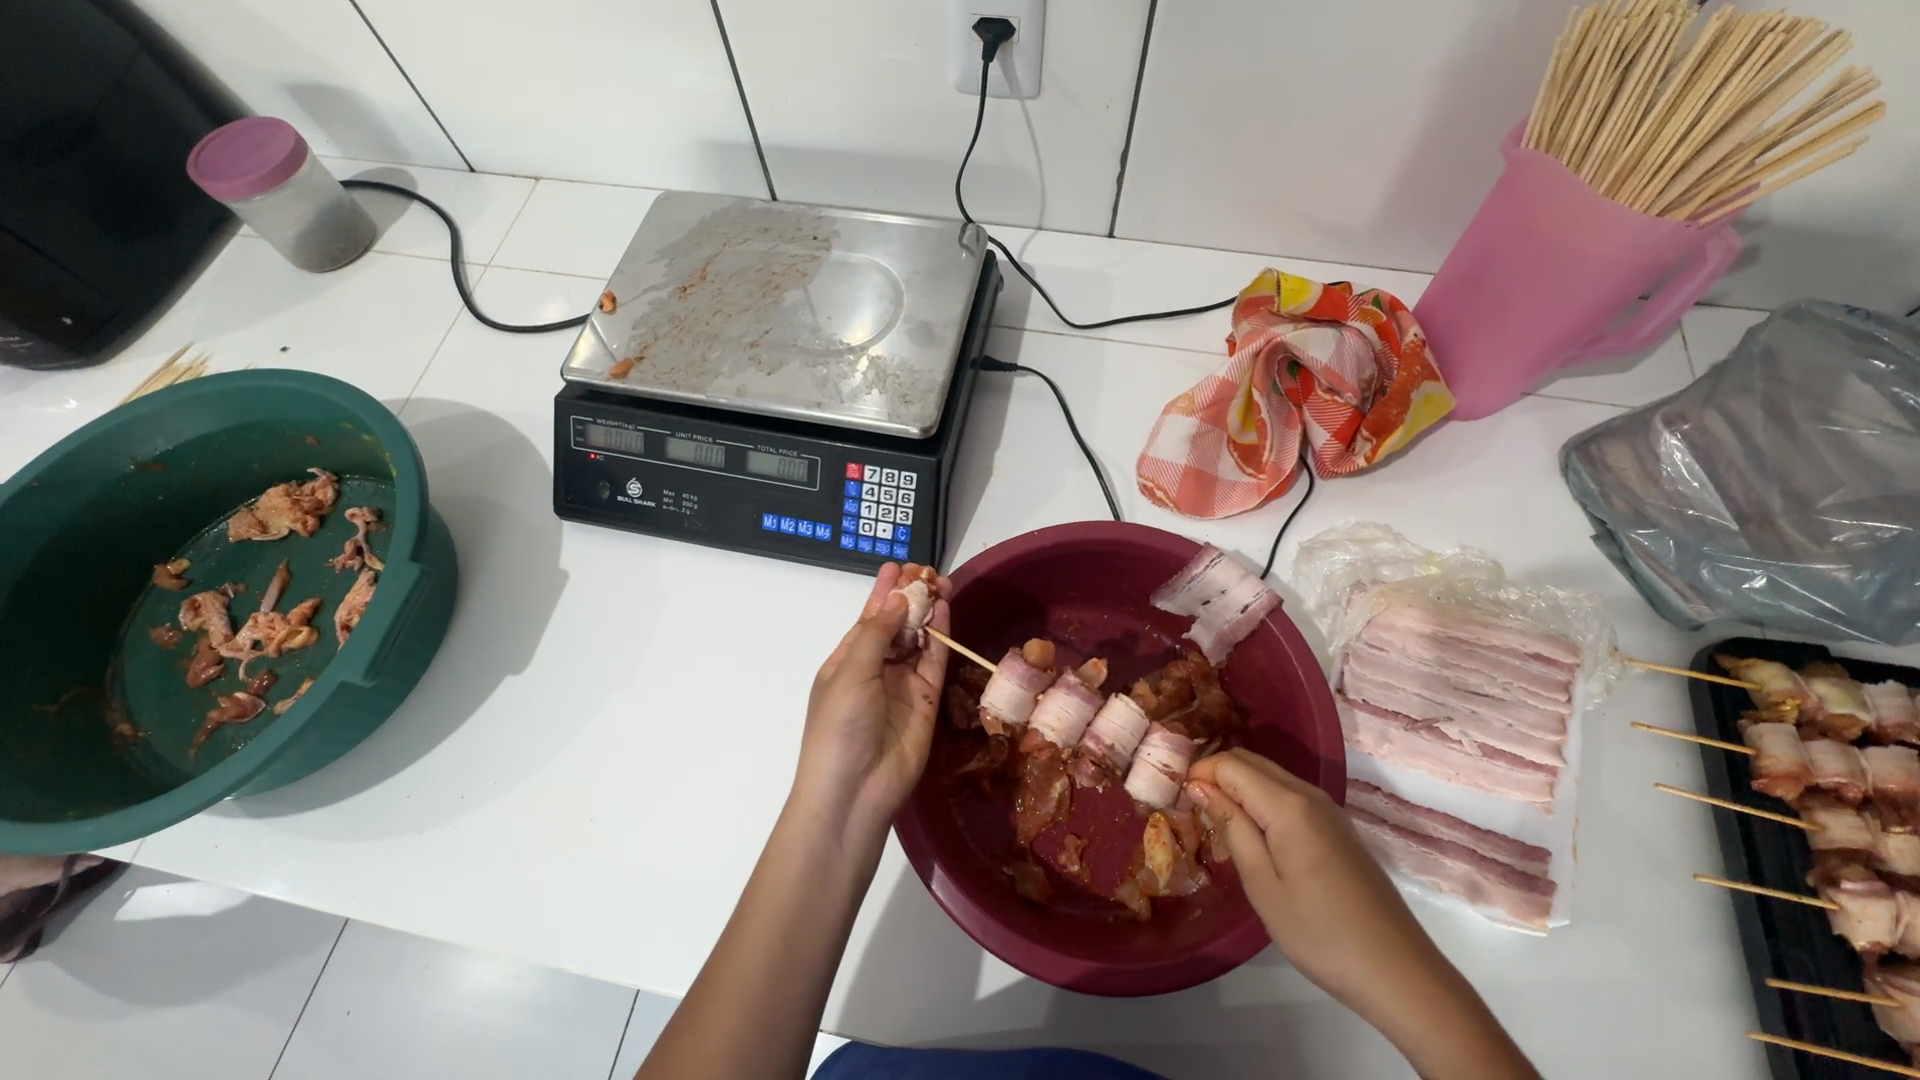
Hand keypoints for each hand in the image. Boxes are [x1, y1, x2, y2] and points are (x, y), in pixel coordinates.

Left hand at [792, 563, 951, 846]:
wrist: (854, 789)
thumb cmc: (838, 727)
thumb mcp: (850, 672)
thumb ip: (877, 633)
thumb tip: (899, 599)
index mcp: (846, 662)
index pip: (868, 619)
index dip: (884, 593)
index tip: (899, 565)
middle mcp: (875, 670)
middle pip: (897, 626)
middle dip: (910, 598)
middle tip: (927, 570)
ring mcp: (902, 685)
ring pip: (919, 640)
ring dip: (928, 612)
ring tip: (941, 583)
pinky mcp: (927, 700)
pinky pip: (935, 662)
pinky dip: (941, 637)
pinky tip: (946, 611)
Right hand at [1187, 750, 1537, 1079]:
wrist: (1398, 972)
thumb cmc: (1319, 933)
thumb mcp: (1262, 884)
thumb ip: (1231, 826)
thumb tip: (1201, 786)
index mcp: (1288, 805)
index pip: (1231, 764)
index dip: (1198, 772)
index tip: (1174, 796)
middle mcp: (1310, 794)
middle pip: (1251, 762)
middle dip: (1215, 774)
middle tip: (1187, 806)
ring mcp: (1328, 811)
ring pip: (1271, 777)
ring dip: (1238, 787)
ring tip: (1213, 821)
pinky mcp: (1337, 830)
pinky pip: (1289, 797)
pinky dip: (1261, 801)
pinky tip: (1251, 834)